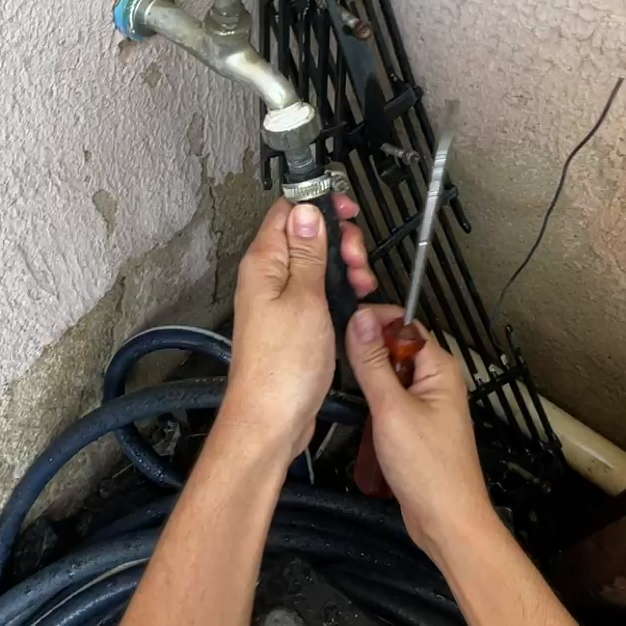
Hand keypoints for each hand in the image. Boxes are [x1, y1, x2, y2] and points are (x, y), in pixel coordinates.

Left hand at [223, 195, 376, 463]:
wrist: (272, 420)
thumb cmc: (282, 366)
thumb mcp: (305, 298)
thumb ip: (307, 252)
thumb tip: (306, 210)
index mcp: (264, 263)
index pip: (288, 211)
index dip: (319, 205)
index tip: (348, 212)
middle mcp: (267, 277)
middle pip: (305, 235)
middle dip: (339, 240)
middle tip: (357, 258)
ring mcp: (279, 300)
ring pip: (315, 264)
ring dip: (343, 267)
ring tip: (361, 282)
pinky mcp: (292, 321)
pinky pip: (317, 292)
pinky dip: (338, 292)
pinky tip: (354, 301)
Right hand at [345, 303, 494, 563]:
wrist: (446, 522)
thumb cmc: (427, 468)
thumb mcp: (391, 408)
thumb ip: (372, 362)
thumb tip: (359, 318)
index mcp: (439, 366)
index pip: (403, 323)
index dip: (374, 320)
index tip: (345, 328)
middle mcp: (436, 378)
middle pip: (394, 346)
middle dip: (368, 350)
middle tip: (342, 364)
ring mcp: (426, 401)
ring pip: (389, 372)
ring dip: (368, 378)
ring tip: (351, 390)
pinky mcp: (416, 421)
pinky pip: (390, 395)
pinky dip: (373, 399)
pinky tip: (361, 412)